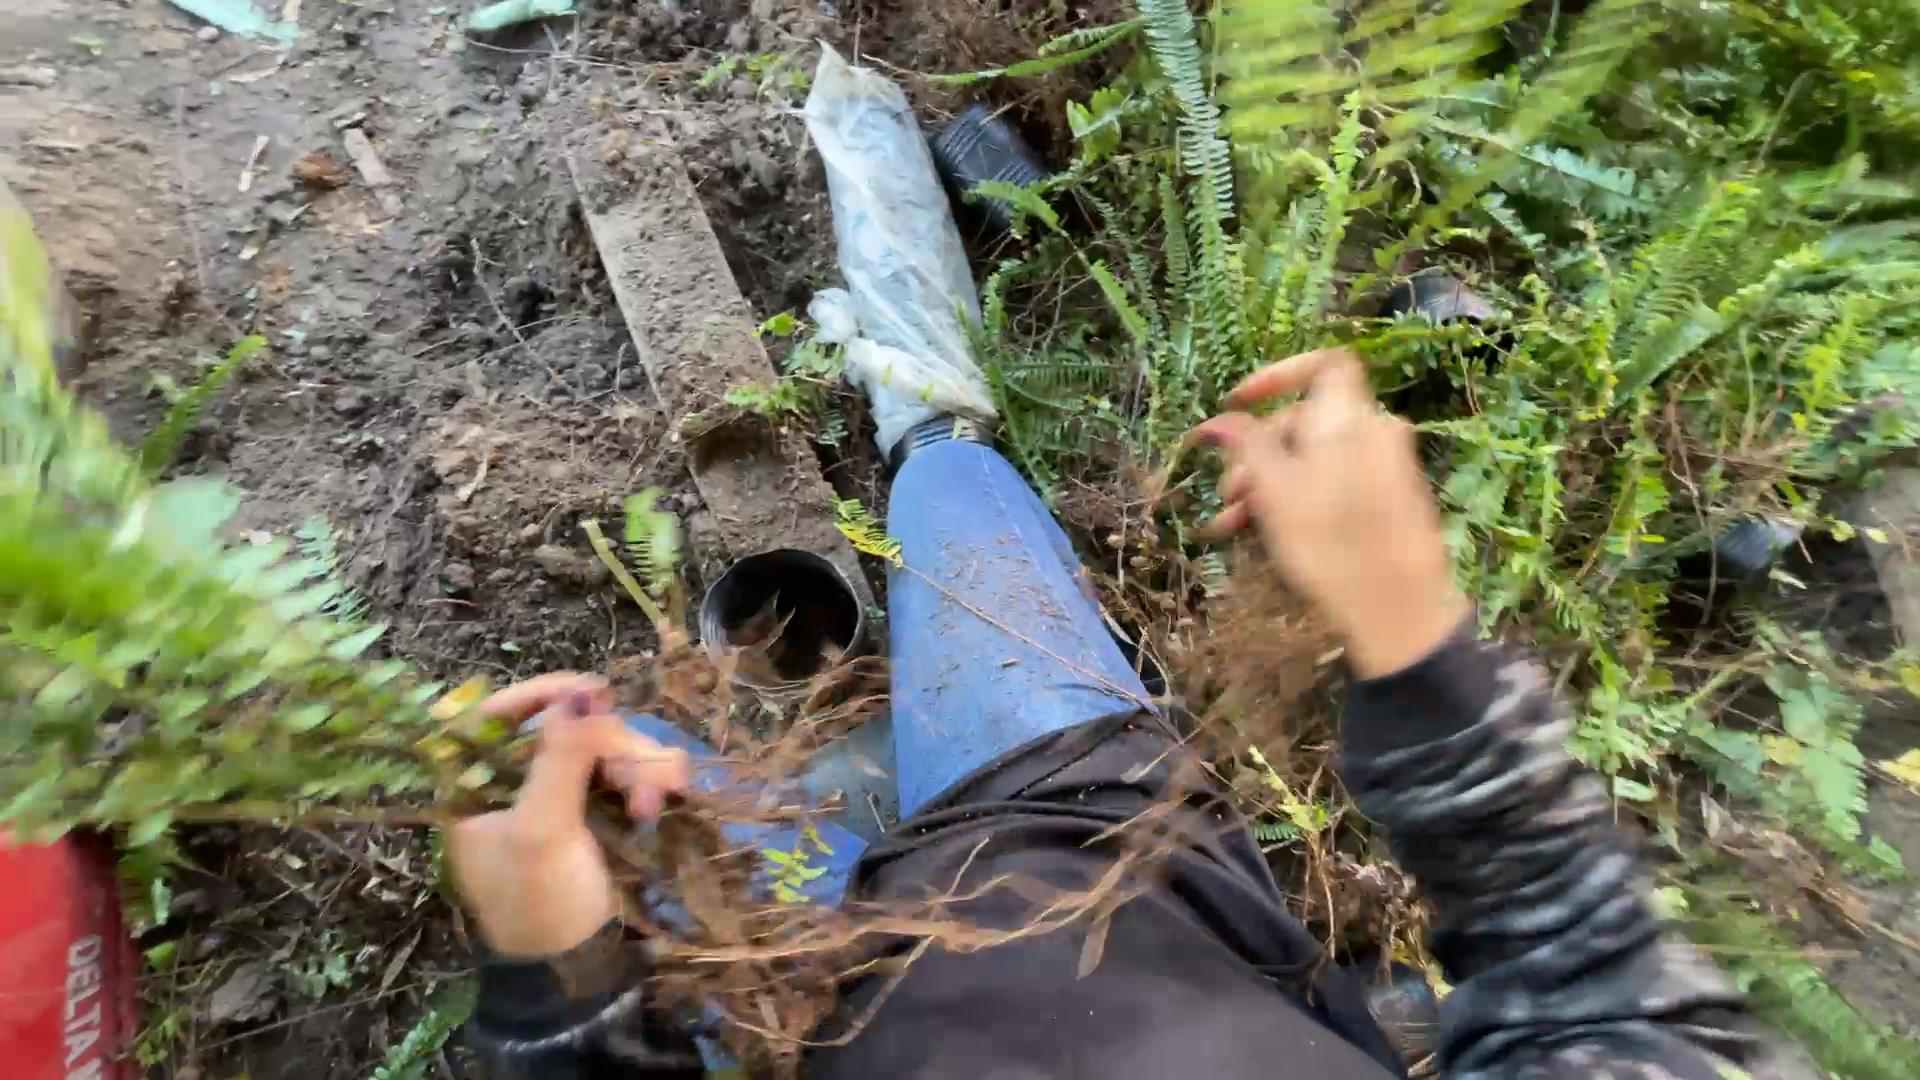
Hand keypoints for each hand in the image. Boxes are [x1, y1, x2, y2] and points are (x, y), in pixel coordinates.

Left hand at [447, 674, 691, 957]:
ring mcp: (566, 788)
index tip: (591, 693)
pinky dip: (653, 777)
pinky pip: (634, 765)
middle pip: (572, 727)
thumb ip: (557, 762)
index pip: (496, 716)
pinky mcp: (603, 800)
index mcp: (479, 786)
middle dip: (613, 747)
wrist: (578, 961)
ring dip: (641, 767)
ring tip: (650, 805)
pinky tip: (661, 801)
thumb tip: (577, 700)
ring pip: (613, 744)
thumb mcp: (542, 832)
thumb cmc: (540, 902)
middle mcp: (521, 779)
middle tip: (633, 778)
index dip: (541, 694)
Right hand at [1192, 349, 1468, 677]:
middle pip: (1303, 419)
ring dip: (1265, 481)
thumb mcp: (1274, 490)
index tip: (1237, 404)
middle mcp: (1371, 432)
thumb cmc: (1329, 542)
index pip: (1322, 364)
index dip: (1276, 375)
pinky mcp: (1383, 497)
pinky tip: (1261, 530)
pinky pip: (1329, 479)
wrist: (1398, 605)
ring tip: (1232, 523)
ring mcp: (1380, 466)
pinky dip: (1293, 495)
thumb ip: (1246, 445)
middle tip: (1225, 491)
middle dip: (1255, 450)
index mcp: (1348, 419)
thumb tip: (1220, 418)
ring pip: (1310, 456)